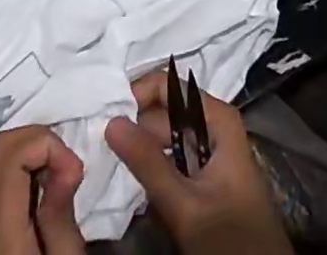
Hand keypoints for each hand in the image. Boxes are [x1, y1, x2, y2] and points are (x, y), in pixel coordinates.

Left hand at [0, 126, 85, 254]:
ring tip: (50, 184)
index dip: (48, 145)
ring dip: (24, 154)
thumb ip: (61, 215)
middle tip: (64, 170)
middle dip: (38, 141)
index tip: (74, 172)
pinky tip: (29, 198)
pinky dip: (9, 171)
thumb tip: (68, 166)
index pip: (12, 153)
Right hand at [105, 73, 290, 254]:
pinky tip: (128, 177)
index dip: (132, 97)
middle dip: (131, 125)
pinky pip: (167, 154)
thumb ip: (148, 163)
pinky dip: (148, 162)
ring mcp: (206, 147)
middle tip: (96, 147)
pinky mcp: (200, 171)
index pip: (165, 86)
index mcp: (216, 117)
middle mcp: (212, 122)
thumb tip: (110, 121)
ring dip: (137, 146)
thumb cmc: (230, 239)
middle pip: (161, 110)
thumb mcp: (185, 206)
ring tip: (107, 160)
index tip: (101, 120)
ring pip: (161, 134)